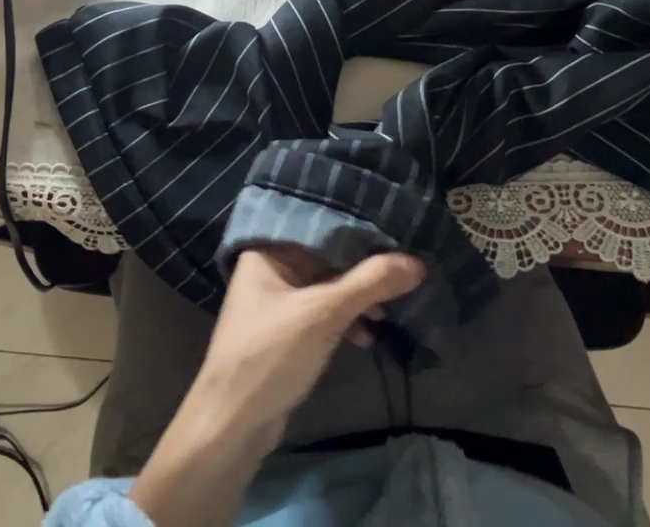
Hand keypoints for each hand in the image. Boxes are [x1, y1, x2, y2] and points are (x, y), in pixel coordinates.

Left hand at [130, 246, 424, 526]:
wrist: (232, 423)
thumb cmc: (270, 355)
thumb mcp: (324, 314)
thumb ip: (369, 283)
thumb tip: (417, 262)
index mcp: (266, 252)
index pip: (319, 227)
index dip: (359, 231)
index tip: (397, 232)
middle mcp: (268, 270)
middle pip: (325, 257)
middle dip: (363, 269)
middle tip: (403, 272)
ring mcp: (276, 303)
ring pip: (326, 288)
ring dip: (358, 298)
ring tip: (389, 311)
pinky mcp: (285, 333)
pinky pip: (322, 314)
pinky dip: (345, 321)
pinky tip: (367, 337)